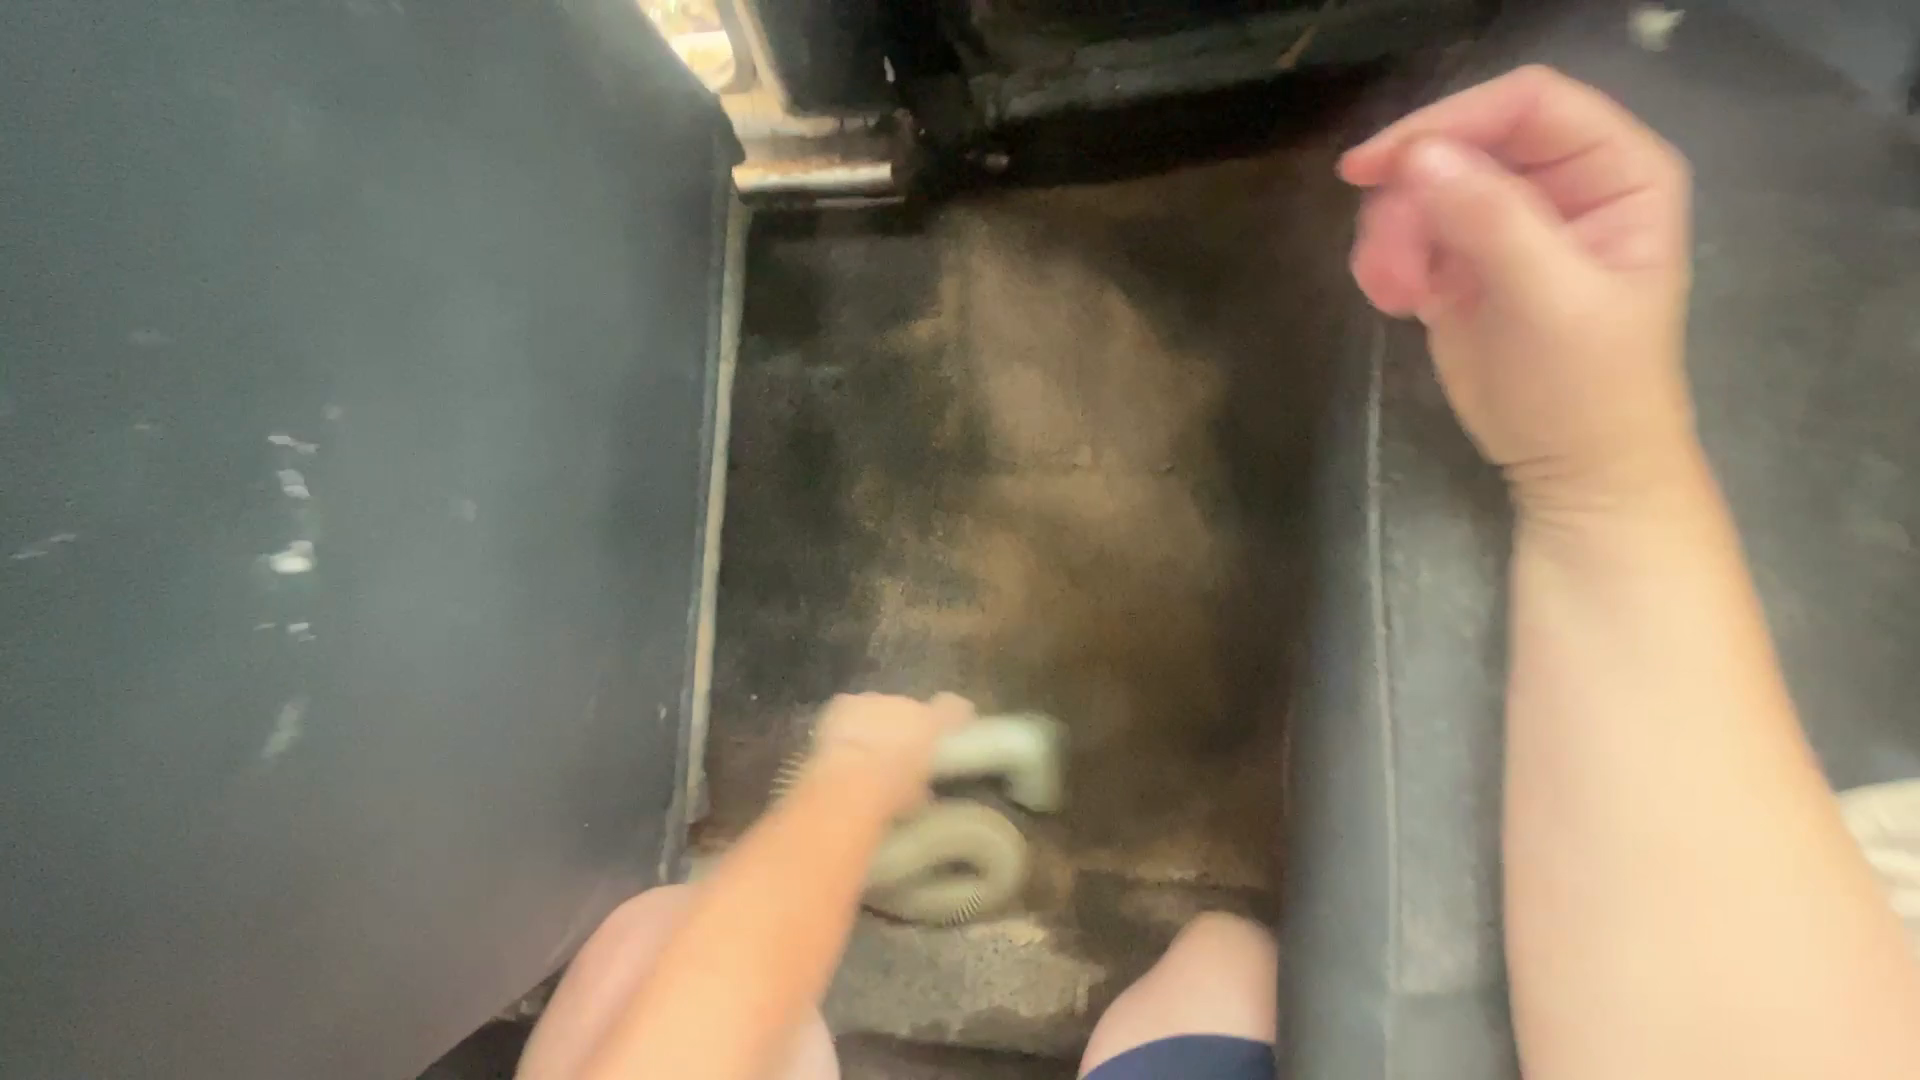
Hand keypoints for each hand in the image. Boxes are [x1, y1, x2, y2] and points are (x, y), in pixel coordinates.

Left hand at [802, 692, 975, 814]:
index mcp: (934, 723)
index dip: (950, 716)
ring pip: (881, 707)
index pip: (954, 707)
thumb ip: (924, 779)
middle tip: (897, 754)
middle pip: (911, 709)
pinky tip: (843, 740)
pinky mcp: (846, 702)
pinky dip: (849, 719)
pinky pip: (851, 707)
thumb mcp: (919, 794)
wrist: (853, 778)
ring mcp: (876, 700)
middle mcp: (909, 704)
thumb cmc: (894, 790)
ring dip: (877, 723)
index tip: (946, 729)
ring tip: (866, 750)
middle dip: (905, 727)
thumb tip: (921, 787)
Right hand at [1340, 65, 1700, 516]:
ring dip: (1390, 241)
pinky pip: (1404, 240)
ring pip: (1420, 196)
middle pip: (1459, 149)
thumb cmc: (1585, 386)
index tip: (1374, 165)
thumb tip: (1416, 158)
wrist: (1567, 463)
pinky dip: (1386, 267)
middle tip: (1383, 263)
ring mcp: (1502, 229)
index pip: (1525, 106)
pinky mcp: (1458, 270)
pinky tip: (1396, 306)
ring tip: (1394, 297)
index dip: (1448, 121)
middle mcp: (1556, 187)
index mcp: (1611, 172)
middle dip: (1409, 201)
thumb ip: (1490, 221)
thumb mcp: (1548, 299)